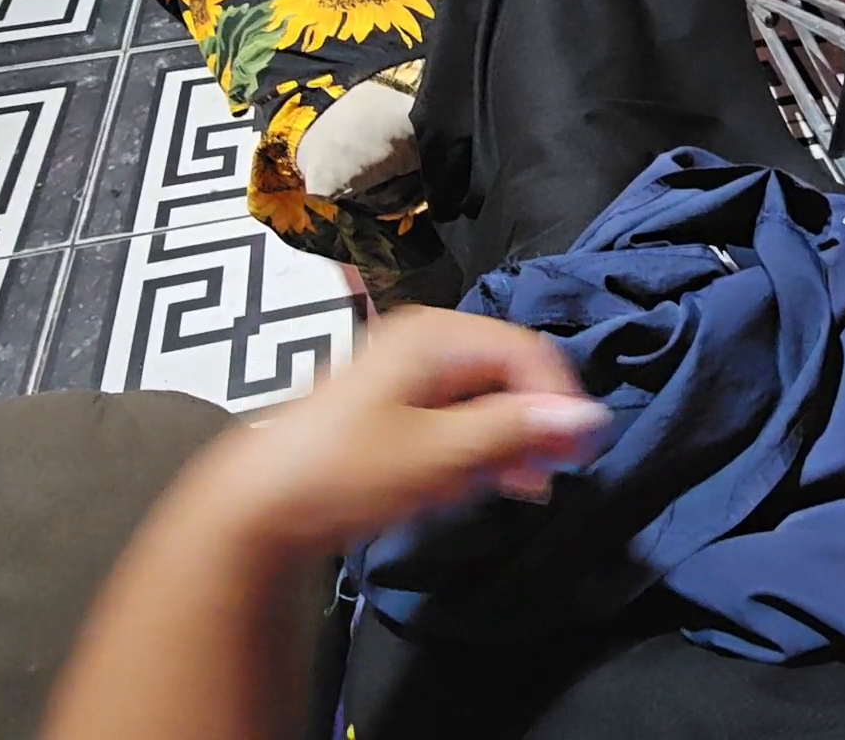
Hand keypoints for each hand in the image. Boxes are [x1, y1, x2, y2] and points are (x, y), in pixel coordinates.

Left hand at [185, 307, 609, 553]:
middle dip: (536, 420)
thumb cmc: (345, 472)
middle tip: (555, 472)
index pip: (525, 350)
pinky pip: (463, 411)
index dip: (558, 397)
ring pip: (488, 394)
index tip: (580, 448)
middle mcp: (427, 339)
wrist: (257, 510)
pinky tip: (487, 477)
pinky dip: (483, 442)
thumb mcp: (437, 453)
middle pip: (508, 370)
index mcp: (434, 335)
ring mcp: (412, 369)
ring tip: (525, 483)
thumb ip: (513, 430)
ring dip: (512, 436)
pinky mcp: (402, 400)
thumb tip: (588, 415)